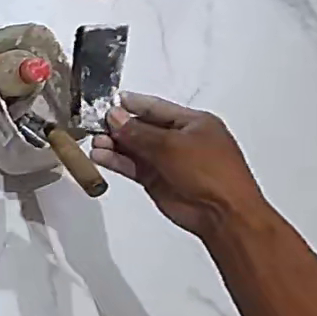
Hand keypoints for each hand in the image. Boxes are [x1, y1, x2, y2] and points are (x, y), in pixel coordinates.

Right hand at [89, 93, 269, 238]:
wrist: (221, 214)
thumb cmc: (210, 173)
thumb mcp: (171, 145)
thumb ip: (138, 131)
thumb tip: (114, 117)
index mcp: (192, 123)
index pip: (156, 107)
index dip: (132, 104)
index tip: (109, 102)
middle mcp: (178, 139)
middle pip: (141, 127)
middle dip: (118, 126)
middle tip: (95, 124)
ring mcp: (166, 160)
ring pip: (133, 148)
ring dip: (113, 144)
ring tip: (95, 142)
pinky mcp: (156, 179)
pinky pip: (131, 165)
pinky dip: (115, 161)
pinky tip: (99, 157)